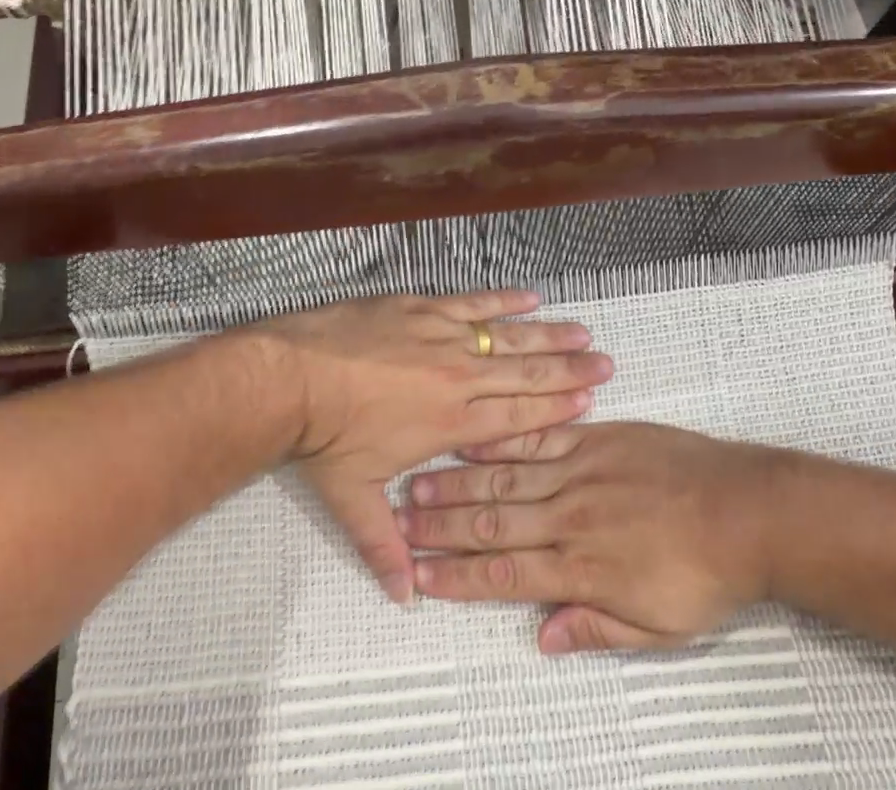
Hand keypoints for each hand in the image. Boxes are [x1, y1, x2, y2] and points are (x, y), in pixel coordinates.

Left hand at [240, 292, 612, 604]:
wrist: (291, 378)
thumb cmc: (324, 439)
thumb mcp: (353, 499)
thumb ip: (382, 546)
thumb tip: (403, 598)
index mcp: (452, 423)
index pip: (518, 418)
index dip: (557, 410)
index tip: (589, 401)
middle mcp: (458, 377)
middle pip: (526, 373)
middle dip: (569, 369)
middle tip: (604, 363)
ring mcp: (439, 337)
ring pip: (507, 336)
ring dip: (547, 335)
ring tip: (582, 332)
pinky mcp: (417, 308)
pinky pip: (471, 302)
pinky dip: (502, 300)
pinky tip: (528, 296)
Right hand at [401, 422, 795, 652]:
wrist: (752, 511)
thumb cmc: (710, 575)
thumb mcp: (662, 628)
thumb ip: (597, 629)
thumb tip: (544, 639)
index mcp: (583, 568)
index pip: (503, 575)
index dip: (456, 577)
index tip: (419, 575)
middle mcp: (571, 518)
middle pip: (491, 523)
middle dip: (440, 528)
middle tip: (399, 524)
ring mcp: (582, 473)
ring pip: (505, 479)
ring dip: (458, 485)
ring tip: (417, 485)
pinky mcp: (598, 440)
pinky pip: (539, 439)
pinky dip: (503, 441)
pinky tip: (472, 440)